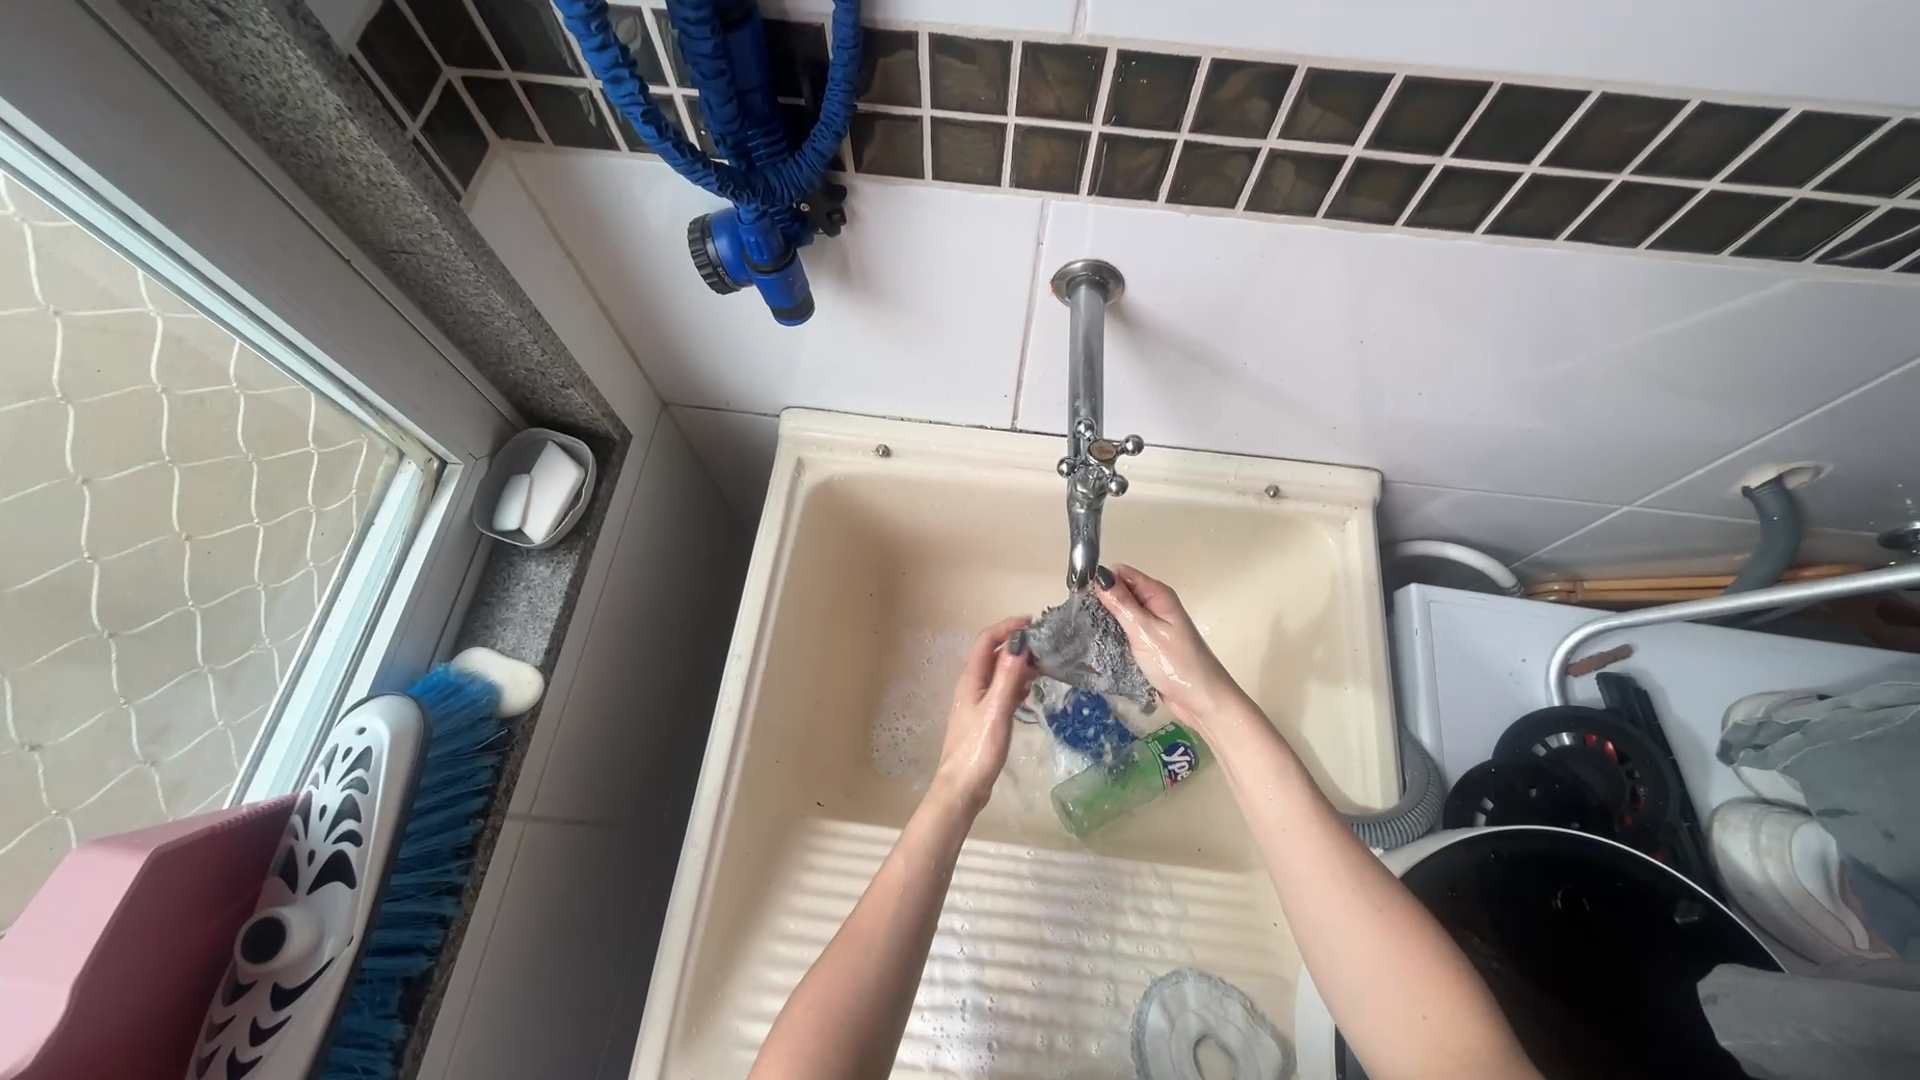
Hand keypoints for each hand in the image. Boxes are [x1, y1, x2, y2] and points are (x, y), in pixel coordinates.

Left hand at [932, 615, 1036, 814]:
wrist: (963, 788)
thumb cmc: (978, 749)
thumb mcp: (997, 711)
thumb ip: (1008, 677)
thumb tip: (1019, 643)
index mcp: (971, 680)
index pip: (986, 641)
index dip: (1007, 627)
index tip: (1032, 623)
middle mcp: (972, 686)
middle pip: (993, 655)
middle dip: (1017, 645)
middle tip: (1045, 645)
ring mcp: (977, 702)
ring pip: (999, 673)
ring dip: (1019, 664)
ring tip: (1044, 664)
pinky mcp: (985, 717)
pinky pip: (1002, 690)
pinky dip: (1016, 684)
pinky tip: (1030, 690)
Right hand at [1093, 564, 1246, 733]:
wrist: (1201, 701)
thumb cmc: (1176, 664)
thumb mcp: (1144, 632)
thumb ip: (1121, 604)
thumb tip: (1100, 576)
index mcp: (1157, 595)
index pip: (1122, 573)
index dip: (1102, 580)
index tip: (1080, 597)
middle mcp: (1154, 606)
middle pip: (1119, 593)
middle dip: (1100, 603)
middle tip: (1079, 619)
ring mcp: (1151, 627)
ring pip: (1119, 615)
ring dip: (1104, 623)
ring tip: (1083, 634)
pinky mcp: (1147, 645)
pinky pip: (1124, 634)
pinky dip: (1112, 638)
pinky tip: (1097, 648)